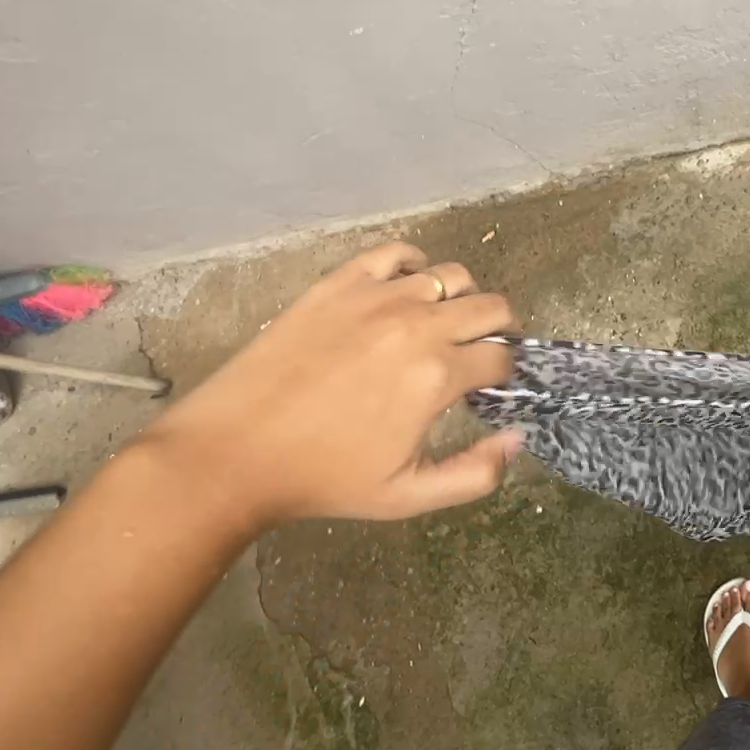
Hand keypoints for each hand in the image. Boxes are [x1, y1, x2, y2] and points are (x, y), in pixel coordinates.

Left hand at [136, 243, 521, 529]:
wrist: (232, 454)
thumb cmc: (324, 478)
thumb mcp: (407, 496)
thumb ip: (475, 473)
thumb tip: (517, 437)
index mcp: (437, 376)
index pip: (502, 357)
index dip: (505, 372)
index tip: (491, 384)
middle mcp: (418, 326)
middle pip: (491, 306)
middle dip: (500, 328)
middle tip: (481, 350)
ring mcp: (377, 299)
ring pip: (452, 275)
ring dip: (462, 298)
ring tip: (443, 321)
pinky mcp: (340, 284)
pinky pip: (395, 253)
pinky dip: (413, 265)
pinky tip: (405, 289)